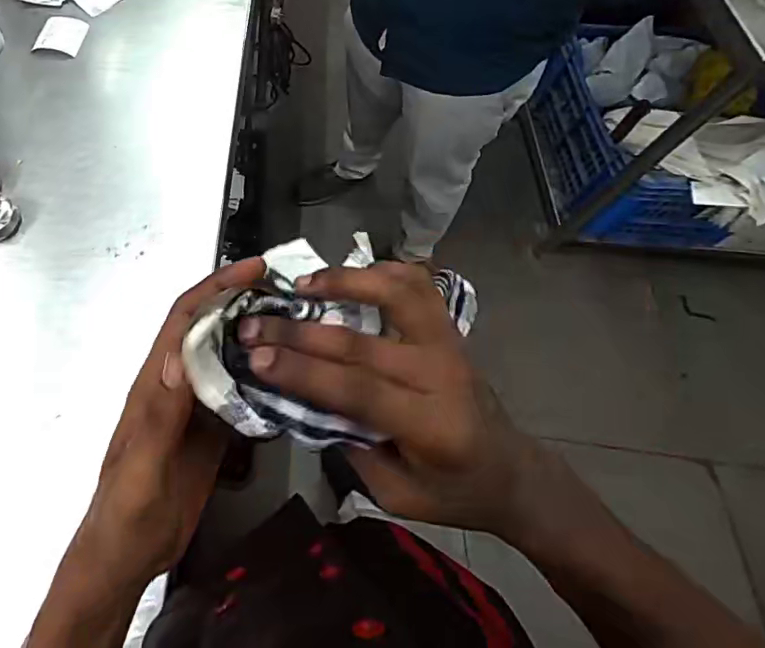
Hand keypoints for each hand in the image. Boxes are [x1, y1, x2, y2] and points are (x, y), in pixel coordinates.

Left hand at [68, 256, 265, 587]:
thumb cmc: (125, 512)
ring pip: (224, 359)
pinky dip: (259, 381)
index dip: (213, 289)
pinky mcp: (210, 435)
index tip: (250, 270)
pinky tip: (288, 381)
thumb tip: (178, 358)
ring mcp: (193, 410)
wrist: (126, 555)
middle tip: (286, 292)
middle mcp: (174, 387)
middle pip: (207, 331)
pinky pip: (236, 397)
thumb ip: (159, 416)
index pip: (182, 321)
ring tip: (296, 327)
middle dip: (240, 303)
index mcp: (155, 384)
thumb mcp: (142, 466)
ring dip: (253, 338)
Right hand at [237, 263, 544, 538]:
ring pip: (396, 294)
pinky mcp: (447, 327)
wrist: (512, 472)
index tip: (256, 359)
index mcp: (432, 426)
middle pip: (359, 342)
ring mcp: (448, 343)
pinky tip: (347, 276)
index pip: (357, 389)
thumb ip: (348, 447)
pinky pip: (415, 284)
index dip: (303, 372)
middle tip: (251, 325)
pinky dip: (379, 270)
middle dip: (296, 332)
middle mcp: (442, 375)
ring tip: (300, 285)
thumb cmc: (451, 490)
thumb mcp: (397, 494)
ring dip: (343, 282)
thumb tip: (295, 398)